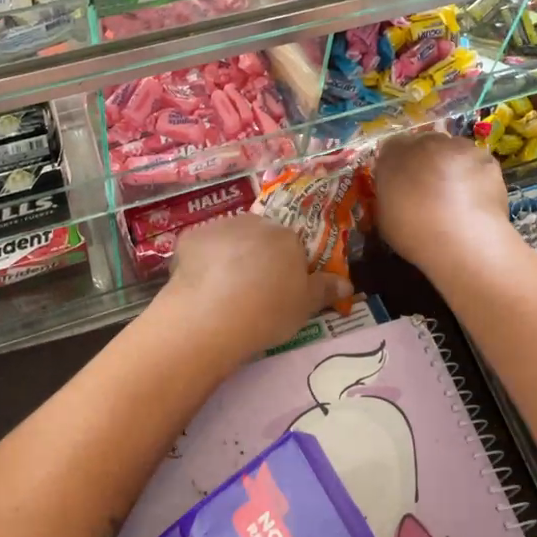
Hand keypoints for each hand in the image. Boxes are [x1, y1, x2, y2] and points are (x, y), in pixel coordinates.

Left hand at [158, 215, 352, 360]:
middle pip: (258, 237)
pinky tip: (199, 288)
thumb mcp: (305, 306)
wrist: (213, 314)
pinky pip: (200, 248)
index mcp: (285, 236)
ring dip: (228, 257)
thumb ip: (325, 290)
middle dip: (256, 257)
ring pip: (228, 240)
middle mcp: (253, 222)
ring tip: (222, 293)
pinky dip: (201, 263)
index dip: (286, 268)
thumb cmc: (268, 311)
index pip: (291, 245)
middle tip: (252, 292)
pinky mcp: (189, 238)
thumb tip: (347, 283)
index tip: (279, 292)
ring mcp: (219, 227)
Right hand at [374, 130, 514, 272]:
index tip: (406, 184)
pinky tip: (478, 199)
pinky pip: (478, 164)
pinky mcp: (486, 159)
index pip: (393, 149)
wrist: (462, 241)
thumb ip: (390, 193)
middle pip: (425, 145)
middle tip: (432, 190)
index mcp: (393, 154)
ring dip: (453, 166)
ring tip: (459, 196)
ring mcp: (458, 147)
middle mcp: (424, 142)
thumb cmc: (415, 235)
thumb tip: (399, 190)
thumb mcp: (386, 217)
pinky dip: (477, 176)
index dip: (401, 166)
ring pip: (454, 151)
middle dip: (428, 162)